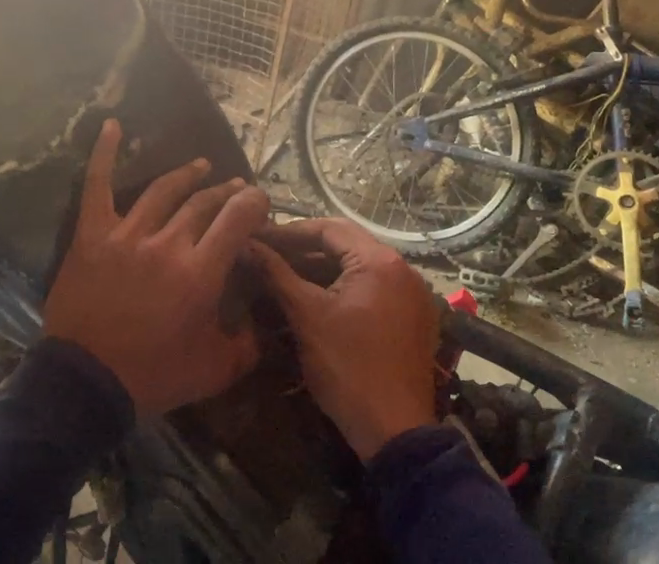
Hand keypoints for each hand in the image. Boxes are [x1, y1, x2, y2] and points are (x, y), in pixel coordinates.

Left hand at [44, 120, 269, 415]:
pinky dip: (104, 154)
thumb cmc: (154, 377)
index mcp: (201, 272)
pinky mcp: (93, 234)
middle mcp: (168, 243)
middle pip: (204, 203)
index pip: (237, 219)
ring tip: (201, 166)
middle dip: (226, 193)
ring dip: (187, 175)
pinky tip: (111, 126)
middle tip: (236, 190)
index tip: (260, 202)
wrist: (86, 382)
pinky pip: (98, 185)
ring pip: (164, 190)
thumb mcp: (216, 369)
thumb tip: (260, 320)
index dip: (254, 204)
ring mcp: (127, 234)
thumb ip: (247, 343)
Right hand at [251, 219, 439, 459]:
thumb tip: (246, 245)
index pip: (329, 228)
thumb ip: (276, 273)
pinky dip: (342, 286)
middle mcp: (402, 269)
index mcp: (380, 261)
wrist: (395, 431)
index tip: (258, 237)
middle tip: (267, 254)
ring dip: (321, 268)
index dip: (289, 231)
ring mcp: (411, 294)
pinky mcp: (411, 317)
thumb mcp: (306, 316)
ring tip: (283, 274)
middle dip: (304, 248)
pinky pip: (372, 288)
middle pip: (346, 244)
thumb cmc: (348, 367)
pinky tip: (313, 297)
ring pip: (358, 267)